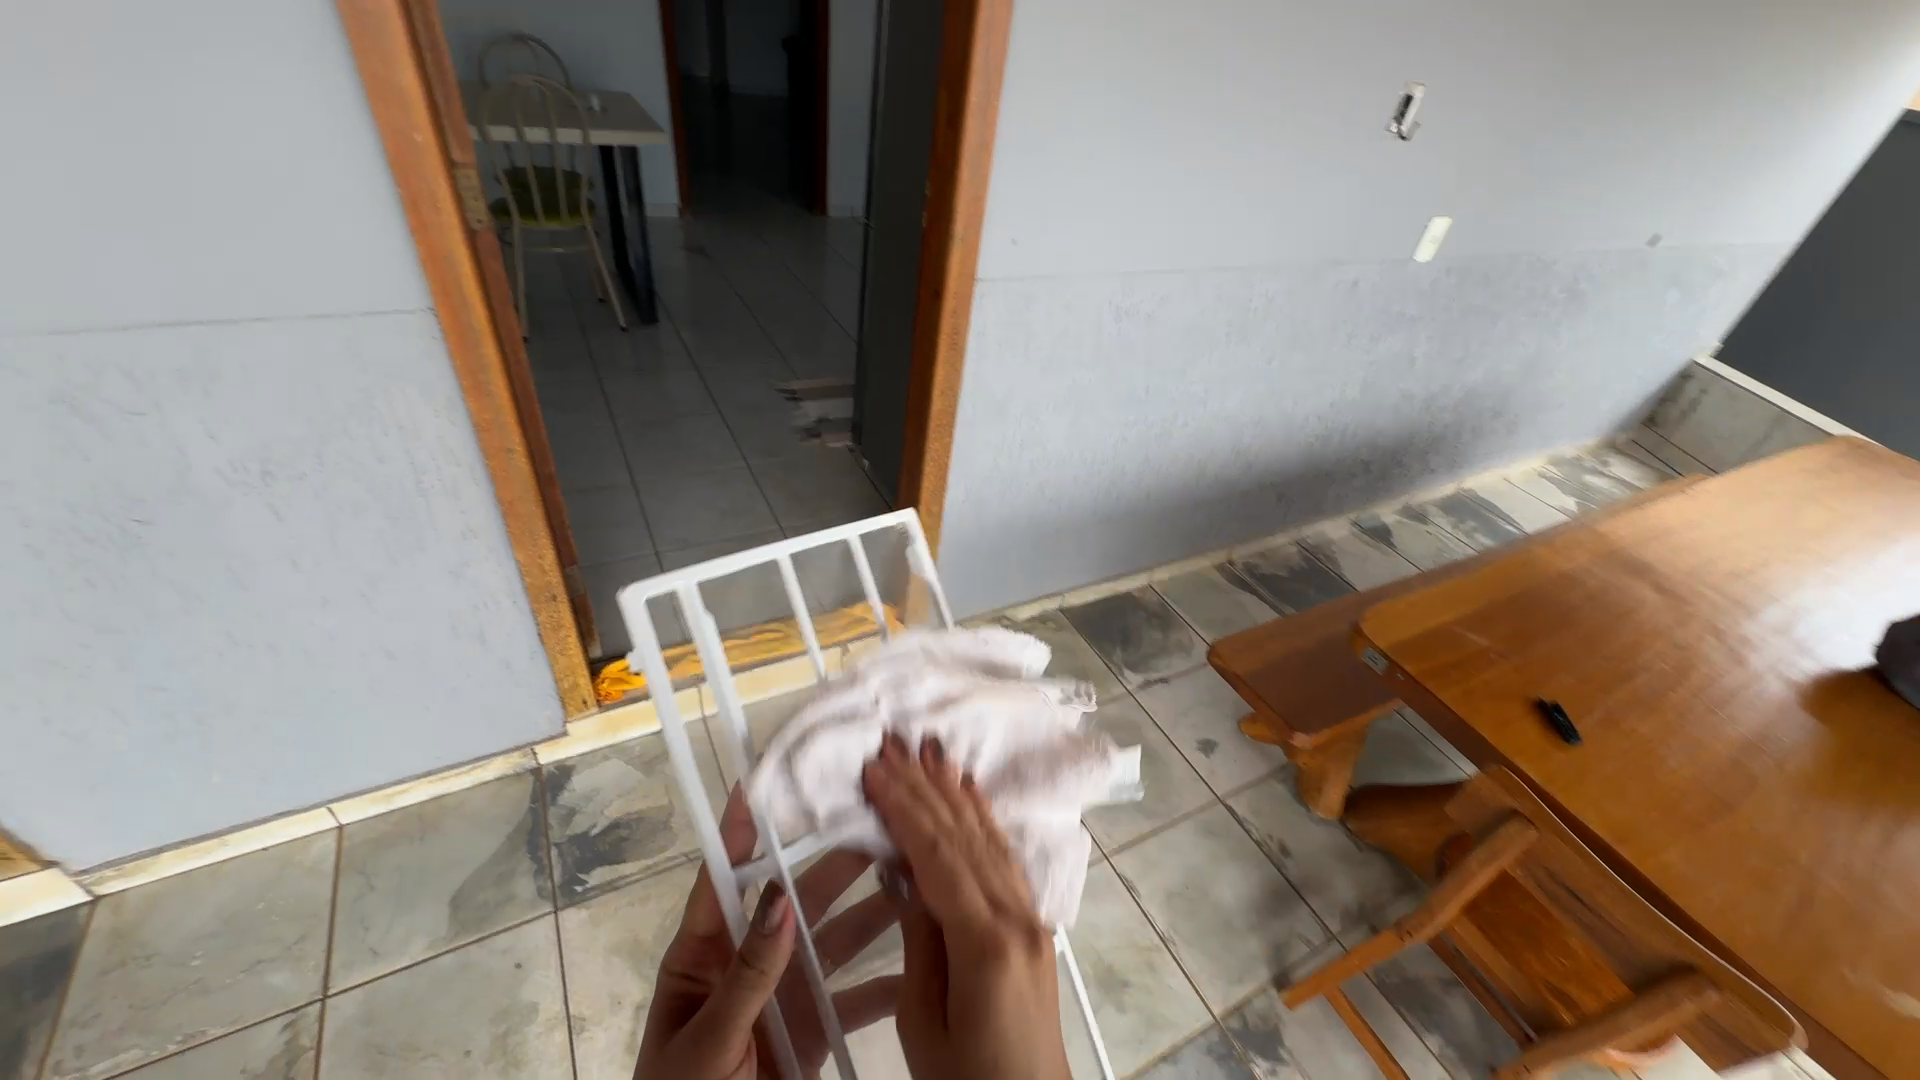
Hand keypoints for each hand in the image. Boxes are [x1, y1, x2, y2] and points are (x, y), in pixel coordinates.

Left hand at [635, 788, 902, 1079]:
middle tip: (879, 826)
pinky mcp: (814, 1029)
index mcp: (703, 956)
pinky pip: (854, 998)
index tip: (762, 784)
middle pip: (795, 900)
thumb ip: (746, 974)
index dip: (740, 833)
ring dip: (872, 914)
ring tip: (913, 878)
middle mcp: (749, 961)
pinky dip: (886, 983)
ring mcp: (785, 995)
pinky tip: (921, 959)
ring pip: (834, 941)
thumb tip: (780, 898)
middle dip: (836, 864)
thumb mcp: (706, 1040)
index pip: (723, 881)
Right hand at [862, 736, 1072, 1079]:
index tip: (874, 768)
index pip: (937, 856)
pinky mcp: (1034, 925)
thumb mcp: (922, 1022)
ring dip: (957, 792)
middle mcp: (1017, 917)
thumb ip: (920, 940)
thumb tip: (908, 877)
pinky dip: (984, 821)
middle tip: (897, 741)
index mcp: (985, 942)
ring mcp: (1032, 918)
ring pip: (989, 839)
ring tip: (933, 750)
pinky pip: (1005, 859)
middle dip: (926, 785)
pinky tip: (972, 796)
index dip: (903, 808)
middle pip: (964, 837)